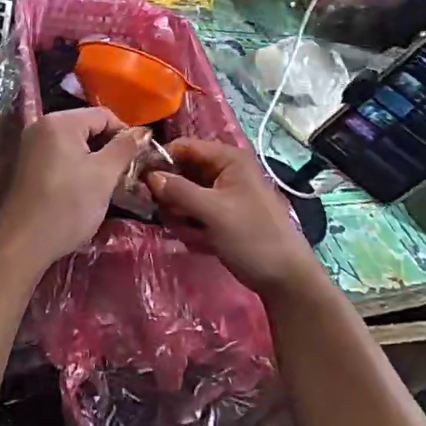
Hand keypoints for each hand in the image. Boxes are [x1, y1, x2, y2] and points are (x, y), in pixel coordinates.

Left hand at [0, 108, 145, 272]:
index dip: (125, 134)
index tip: (138, 160)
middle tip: (126, 174)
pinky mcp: (29, 165)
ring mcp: (32, 145)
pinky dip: (78, 167)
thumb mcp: (104, 175)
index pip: (103, 115)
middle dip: (110, 147)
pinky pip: (61, 155)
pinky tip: (86, 188)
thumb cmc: (67, 205)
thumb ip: (125, 148)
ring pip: (76, 143)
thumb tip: (144, 132)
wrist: (23, 244)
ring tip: (109, 183)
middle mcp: (42, 125)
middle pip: (88, 127)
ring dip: (95, 159)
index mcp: (60, 121)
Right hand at [146, 139, 323, 298]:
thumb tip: (149, 176)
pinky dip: (192, 227)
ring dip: (181, 215)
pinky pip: (194, 214)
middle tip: (166, 214)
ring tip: (190, 232)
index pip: (184, 147)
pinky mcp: (221, 217)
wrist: (285, 278)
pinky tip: (200, 242)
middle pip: (182, 172)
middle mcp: (225, 171)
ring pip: (185, 196)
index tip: (139, 180)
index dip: (161, 160)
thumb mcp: (213, 211)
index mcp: (228, 159)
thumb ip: (178, 191)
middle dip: (171, 194)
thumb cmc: (253, 236)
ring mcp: (223, 195)